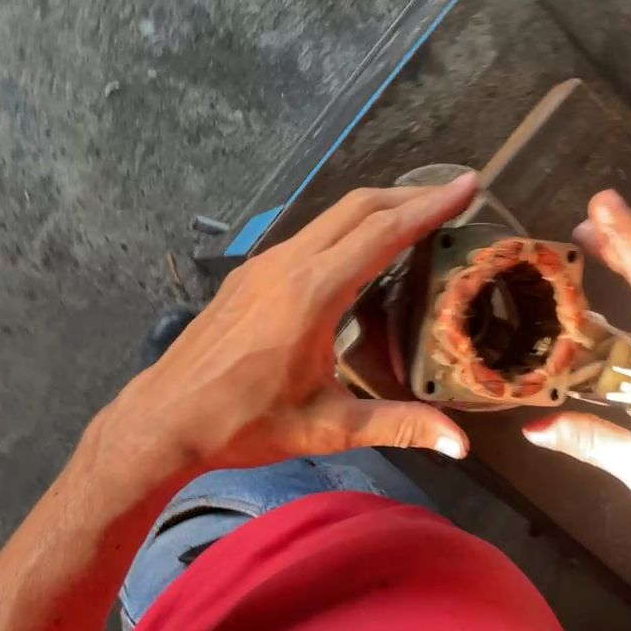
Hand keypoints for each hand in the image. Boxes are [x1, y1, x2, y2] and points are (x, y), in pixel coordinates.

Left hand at [102, 177, 475, 477]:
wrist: (163, 418)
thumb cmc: (244, 425)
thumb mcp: (326, 428)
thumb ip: (397, 426)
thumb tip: (460, 444)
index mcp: (312, 294)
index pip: (382, 233)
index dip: (429, 206)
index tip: (467, 186)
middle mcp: (287, 265)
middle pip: (356, 207)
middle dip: (408, 194)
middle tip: (451, 194)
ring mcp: (261, 266)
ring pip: (327, 218)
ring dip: (374, 209)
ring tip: (412, 218)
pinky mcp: (246, 276)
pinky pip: (305, 236)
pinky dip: (342, 230)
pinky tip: (354, 253)